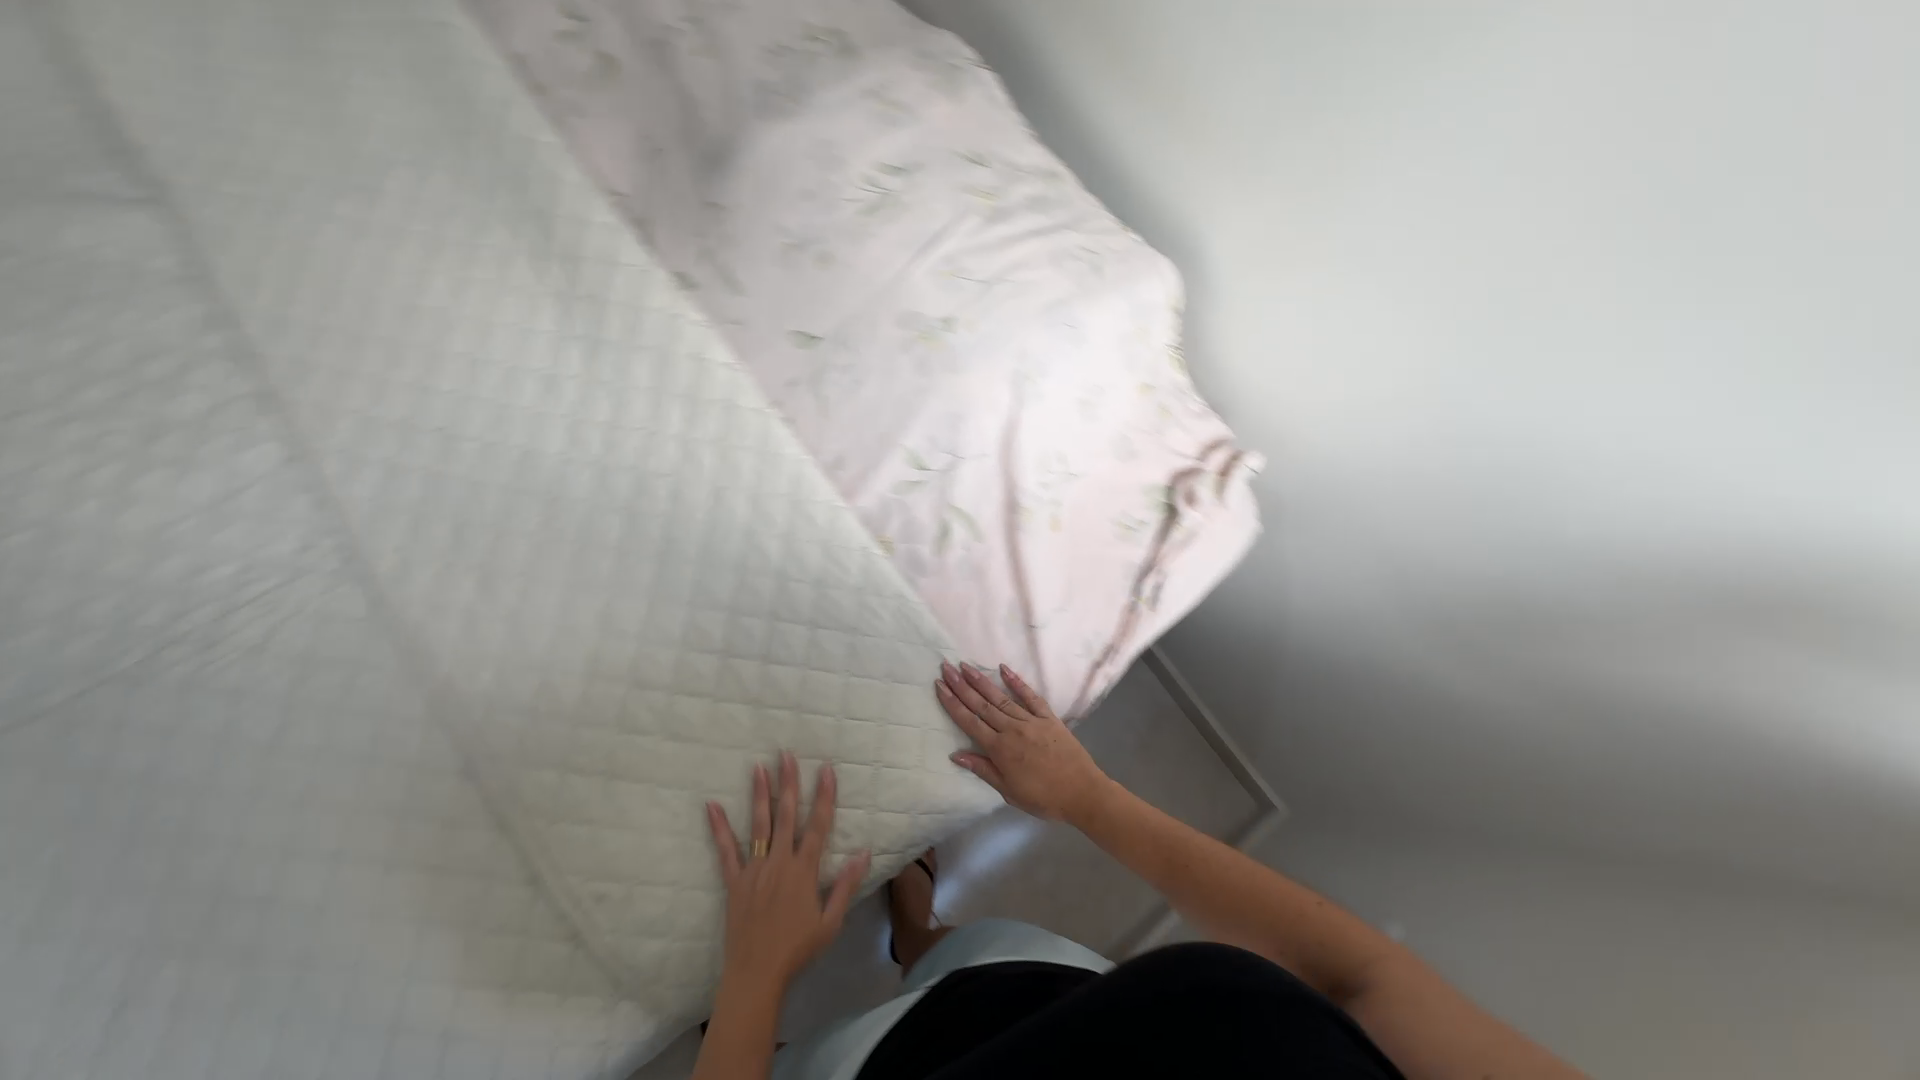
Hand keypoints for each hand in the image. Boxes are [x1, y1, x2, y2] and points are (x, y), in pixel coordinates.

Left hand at [705, 752, 870, 989]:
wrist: (757, 973)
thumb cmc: (798, 950)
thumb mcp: (831, 922)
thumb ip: (846, 885)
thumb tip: (863, 852)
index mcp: (804, 871)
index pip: (818, 826)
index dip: (824, 797)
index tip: (827, 769)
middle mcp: (779, 863)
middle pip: (786, 816)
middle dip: (788, 783)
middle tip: (787, 754)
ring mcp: (754, 870)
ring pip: (758, 825)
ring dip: (759, 794)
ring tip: (758, 767)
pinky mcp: (734, 882)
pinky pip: (726, 851)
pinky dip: (719, 828)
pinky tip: (712, 806)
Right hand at [936, 662, 1112, 822]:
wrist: (1082, 793)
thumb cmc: (1043, 798)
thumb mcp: (1009, 791)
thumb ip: (983, 769)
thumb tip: (955, 754)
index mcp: (1000, 749)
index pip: (970, 722)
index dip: (953, 703)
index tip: (939, 686)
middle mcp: (1012, 730)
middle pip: (982, 705)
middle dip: (962, 685)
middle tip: (946, 667)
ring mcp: (1031, 721)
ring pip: (1001, 698)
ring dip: (982, 681)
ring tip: (966, 666)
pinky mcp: (1049, 718)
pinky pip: (1031, 696)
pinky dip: (1017, 682)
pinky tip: (1004, 669)